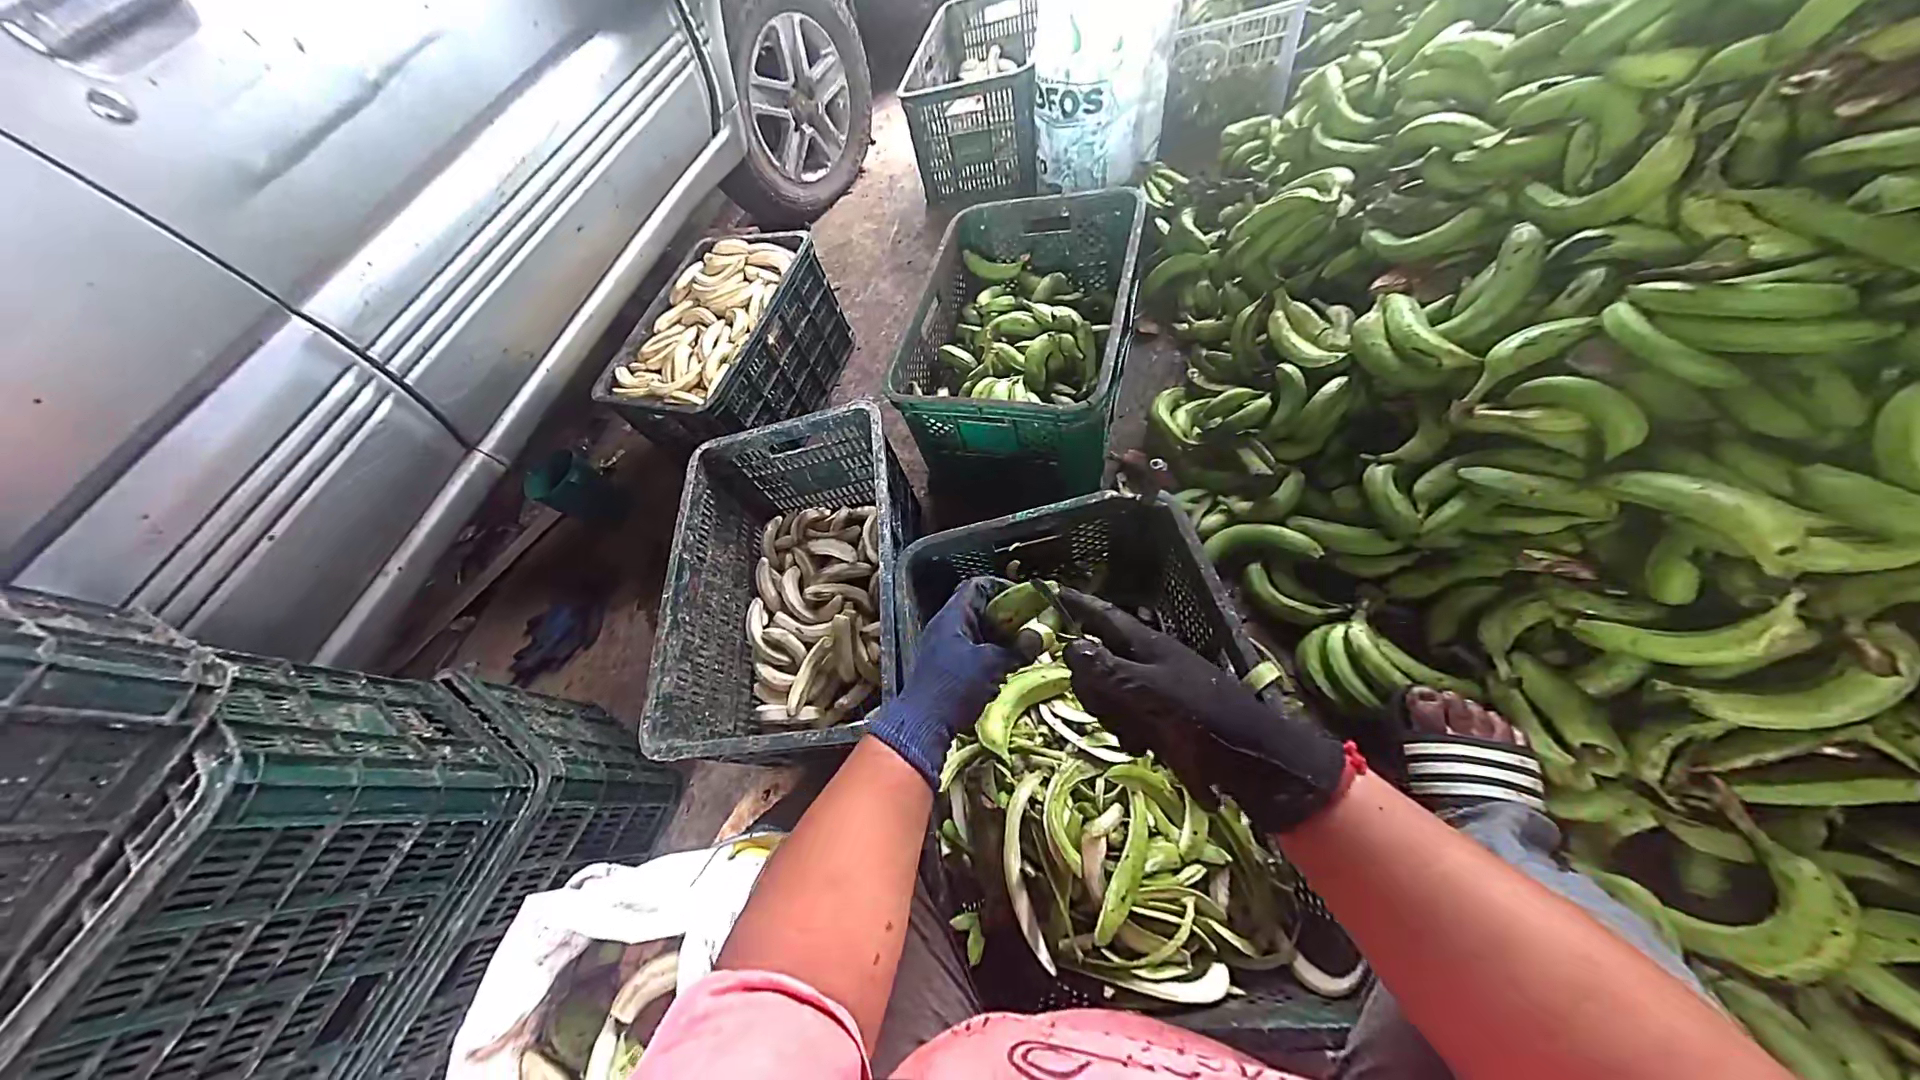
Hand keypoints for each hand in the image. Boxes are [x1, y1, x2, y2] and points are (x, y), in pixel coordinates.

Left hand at [867, 577, 1022, 786]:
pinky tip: (1008, 669)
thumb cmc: (954, 687)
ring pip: (979, 634)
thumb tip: (1040, 635)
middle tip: (1031, 626)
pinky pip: (974, 654)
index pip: (977, 586)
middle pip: (980, 610)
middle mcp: (947, 628)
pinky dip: (992, 657)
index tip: (1026, 599)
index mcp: (952, 617)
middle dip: (1007, 617)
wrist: (922, 727)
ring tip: (1024, 648)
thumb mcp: (991, 665)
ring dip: (1002, 640)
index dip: (1002, 587)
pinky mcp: (948, 670)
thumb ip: (1018, 648)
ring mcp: (946, 650)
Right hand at [1057, 589, 1348, 833]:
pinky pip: (1125, 717)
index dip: (1080, 606)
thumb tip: (1070, 646)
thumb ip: (1109, 670)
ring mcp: (1154, 691)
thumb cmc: (1205, 718)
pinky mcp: (1161, 719)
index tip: (1054, 592)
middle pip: (1098, 660)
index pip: (1105, 617)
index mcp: (1147, 645)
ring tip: (1134, 732)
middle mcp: (1147, 662)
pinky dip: (1128, 730)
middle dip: (1094, 684)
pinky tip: (1144, 745)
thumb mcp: (1150, 691)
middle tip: (1106, 705)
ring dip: (1112, 713)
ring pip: (1108, 692)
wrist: (1255, 763)